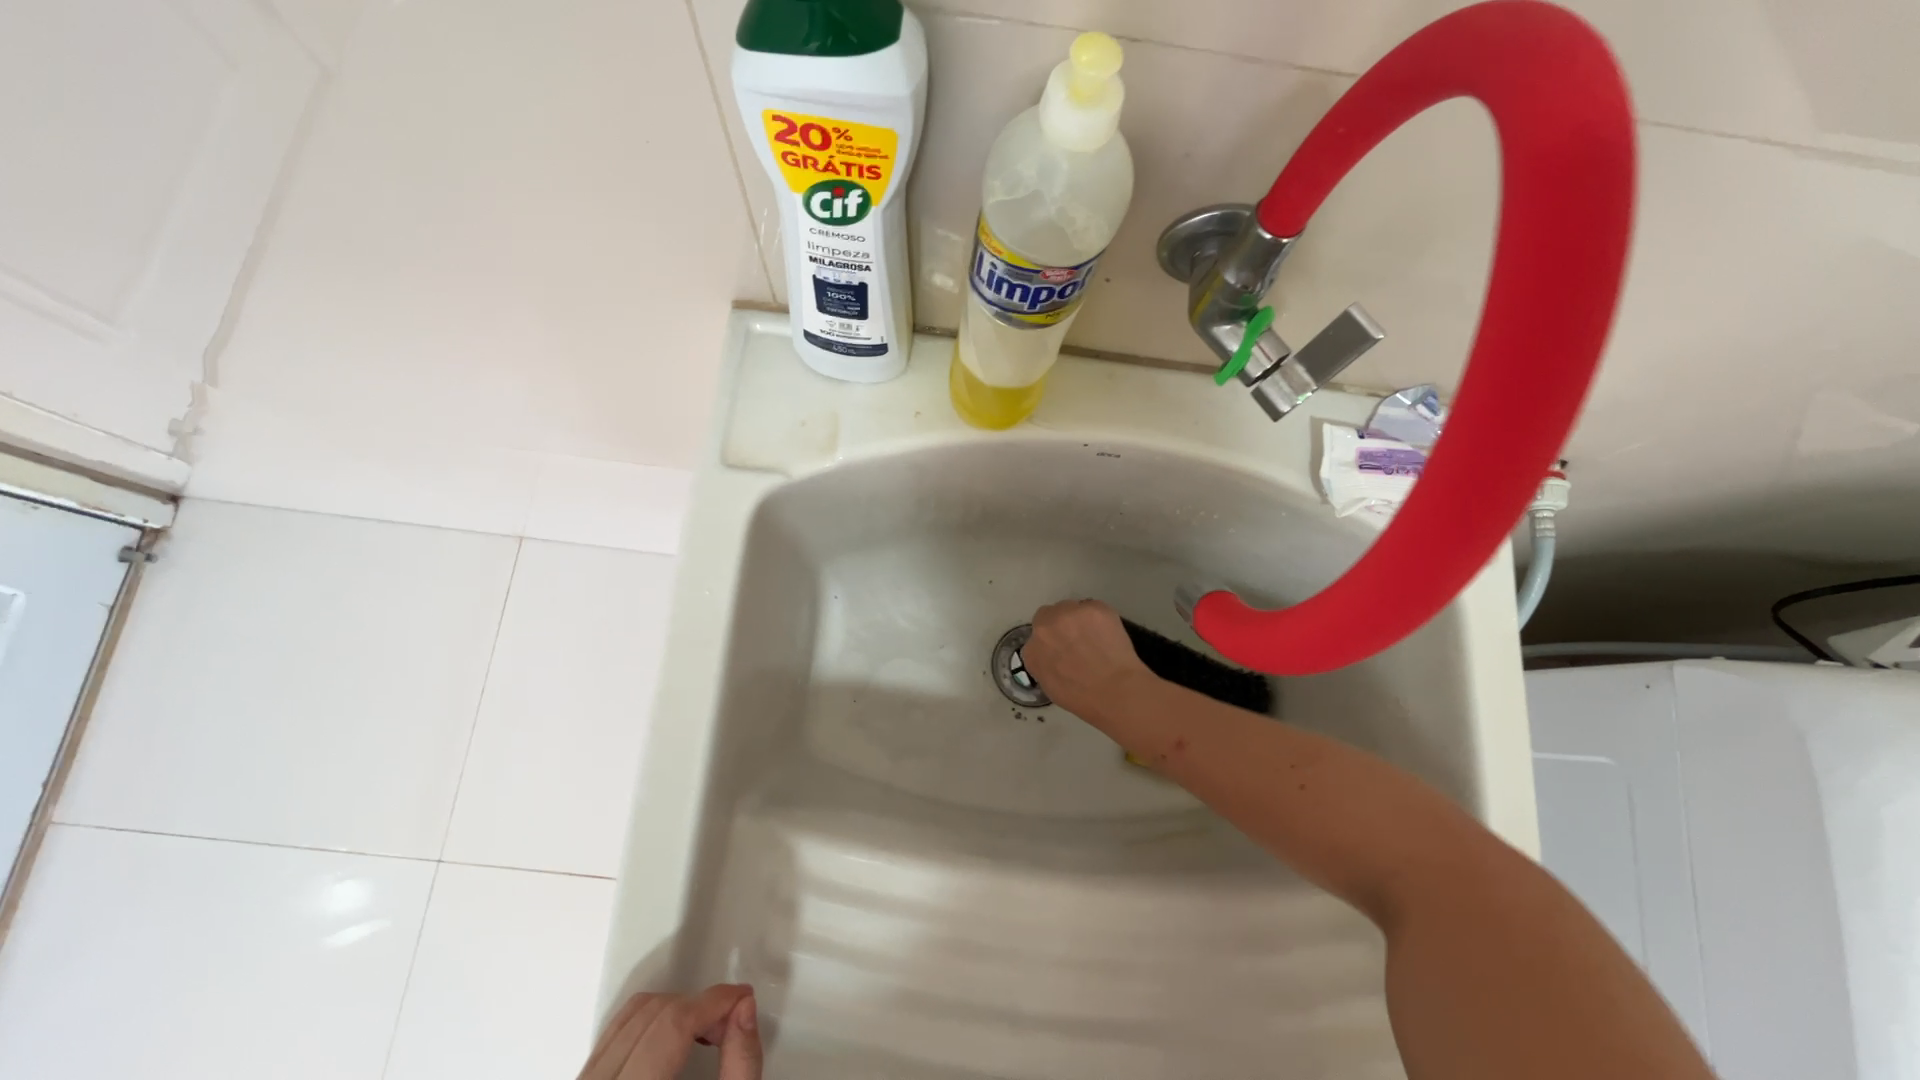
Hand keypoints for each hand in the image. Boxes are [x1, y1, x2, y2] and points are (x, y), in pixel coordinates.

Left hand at [578, 984, 760, 1079]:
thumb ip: (740, 1064)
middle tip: (731, 1021)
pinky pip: (613, 1033)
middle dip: (701, 1008)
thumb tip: (744, 1011)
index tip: (741, 998)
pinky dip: (650, 1024)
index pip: (673, 1025)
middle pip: (653, 1014)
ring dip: (675, 1012)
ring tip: (707, 1032)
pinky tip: (675, 1040)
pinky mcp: (586, 1079)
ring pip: (629, 1017)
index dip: (715, 1003)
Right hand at [1022, 599, 1154, 720]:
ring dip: (1079, 619)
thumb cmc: (1083, 698)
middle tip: (1078, 640)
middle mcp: (1045, 627)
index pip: (1037, 638)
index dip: (1052, 642)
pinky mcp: (1093, 607)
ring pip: (1071, 608)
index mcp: (1032, 650)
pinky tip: (1108, 634)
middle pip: (1048, 615)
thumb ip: (1044, 664)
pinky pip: (1093, 607)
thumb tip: (1054, 656)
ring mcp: (1069, 613)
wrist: (1115, 690)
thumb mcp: (1050, 687)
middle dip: (1060, 625)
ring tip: (1096, 637)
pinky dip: (1099, 618)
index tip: (1064, 650)